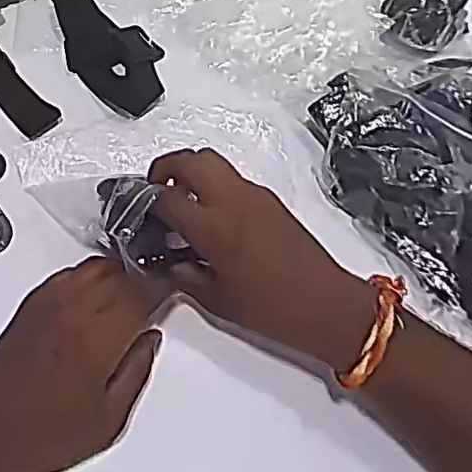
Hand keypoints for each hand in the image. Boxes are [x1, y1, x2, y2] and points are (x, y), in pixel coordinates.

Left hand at [0, 257, 163, 471]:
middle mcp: (70, 311)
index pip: (139, 295)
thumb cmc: (45, 434)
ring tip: (123, 299)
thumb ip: (137, 371)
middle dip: (139, 284)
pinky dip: (86, 278)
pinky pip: (68, 274)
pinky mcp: (32, 302)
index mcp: (95, 340)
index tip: (168, 293)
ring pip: (92, 267)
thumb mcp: (110, 418)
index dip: (159, 291)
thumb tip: (150, 339)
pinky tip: (92, 300)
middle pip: (118, 274)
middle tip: (149, 300)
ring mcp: (48, 302)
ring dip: (113, 277)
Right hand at [150, 149, 374, 368]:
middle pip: (188, 160)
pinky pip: (231, 177)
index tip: (140, 213)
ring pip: (211, 161)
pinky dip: (213, 184)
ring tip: (182, 198)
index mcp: (214, 227)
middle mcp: (232, 201)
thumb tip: (162, 260)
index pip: (166, 197)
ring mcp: (253, 194)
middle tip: (157, 190)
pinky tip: (212, 215)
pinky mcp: (268, 198)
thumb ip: (182, 274)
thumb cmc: (274, 310)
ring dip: (190, 171)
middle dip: (165, 168)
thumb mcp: (216, 299)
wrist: (330, 308)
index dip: (147, 203)